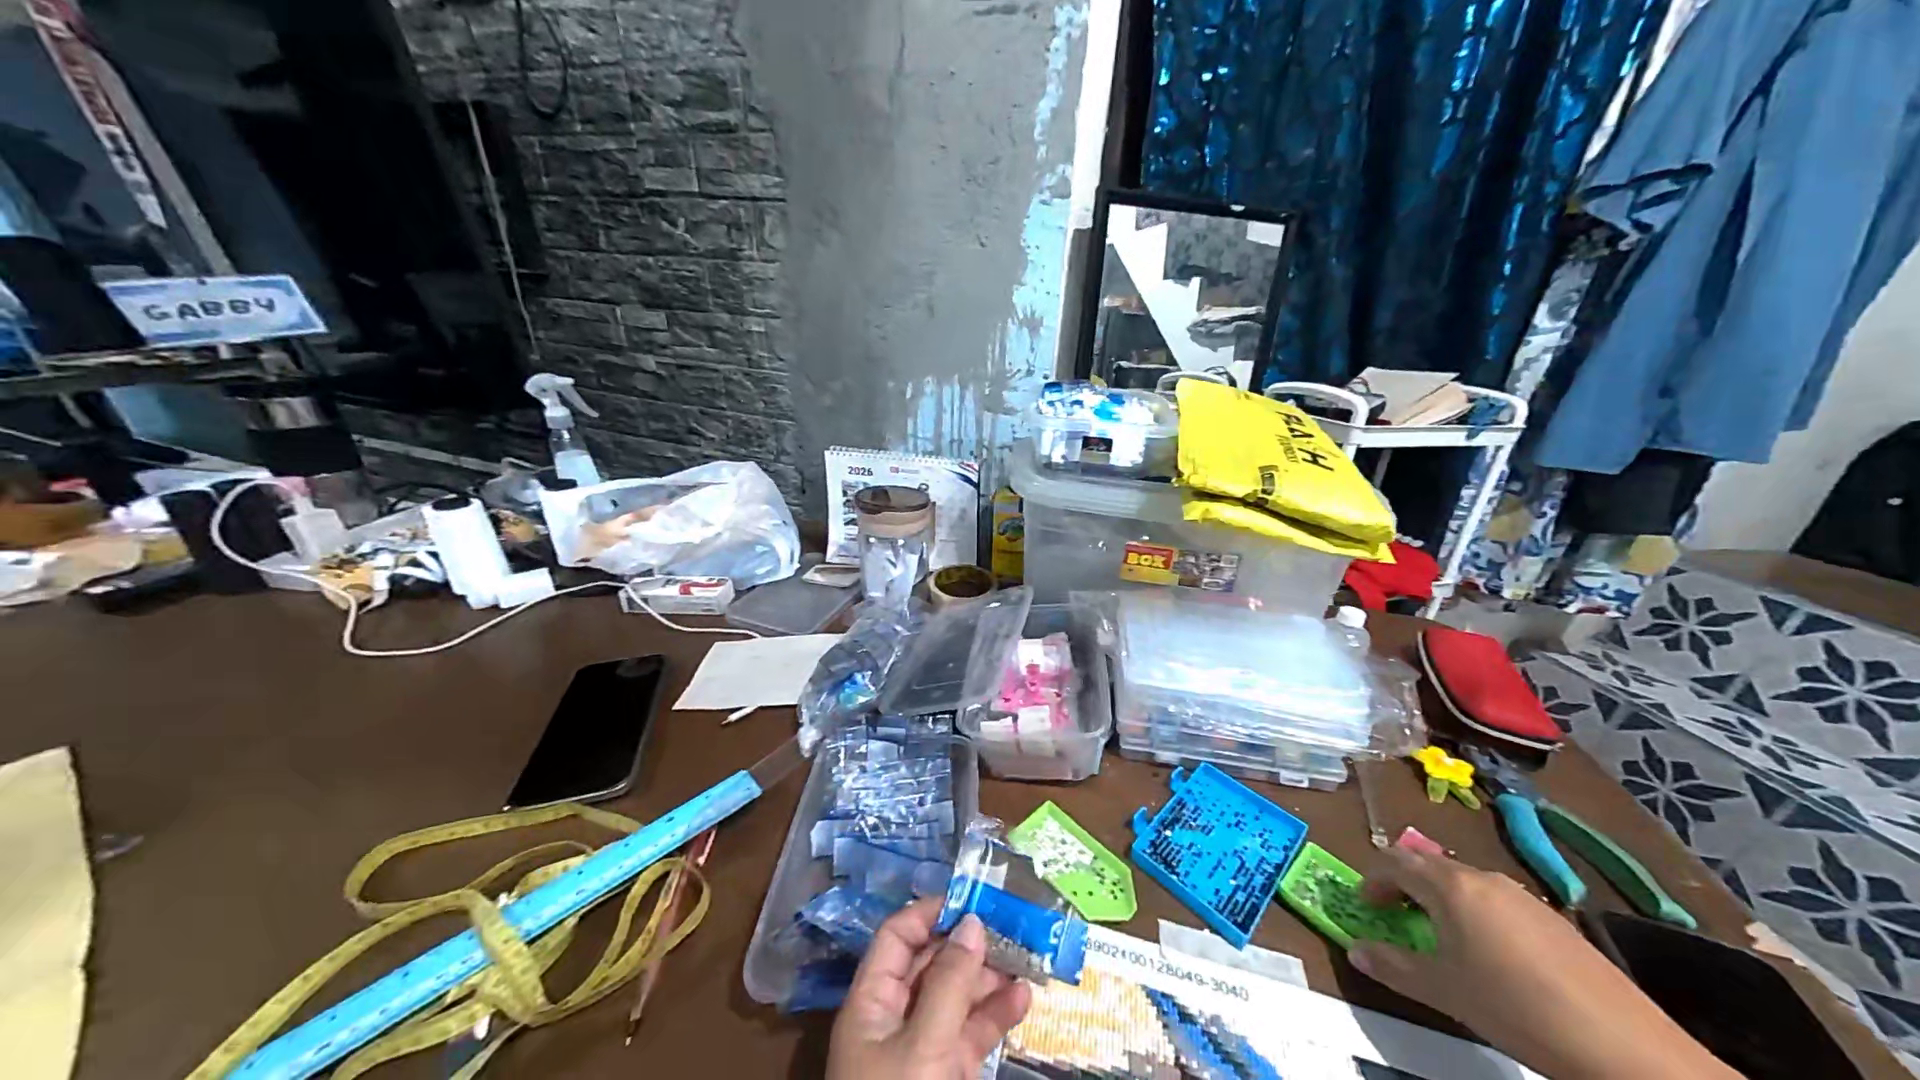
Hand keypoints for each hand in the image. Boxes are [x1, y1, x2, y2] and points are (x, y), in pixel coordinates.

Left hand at [827, 898, 1032, 1079]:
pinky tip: (1024, 998)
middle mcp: (895, 1017)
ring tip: (1027, 959)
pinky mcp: (947, 1074)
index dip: (931, 913)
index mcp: (872, 1001)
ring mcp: (922, 1047)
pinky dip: (997, 1015)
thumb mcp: (922, 1044)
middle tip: (1012, 926)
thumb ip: (949, 983)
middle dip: (970, 944)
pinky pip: (972, 1033)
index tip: (973, 897)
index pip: (898, 938)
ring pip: (957, 997)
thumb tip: (972, 922)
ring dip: (990, 977)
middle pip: (932, 964)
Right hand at [1349, 847, 1738, 1079]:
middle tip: (1393, 917)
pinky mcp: (1555, 921)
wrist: (1626, 1049)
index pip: (1395, 862)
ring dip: (1439, 900)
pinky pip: (1496, 902)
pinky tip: (1489, 956)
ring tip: (1438, 938)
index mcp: (1450, 886)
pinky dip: (1475, 914)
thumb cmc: (1515, 1008)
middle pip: (1429, 866)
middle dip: (1403, 886)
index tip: (1365, 906)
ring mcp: (1524, 897)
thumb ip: (1393, 966)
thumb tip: (1356, 950)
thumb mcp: (1443, 991)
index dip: (1373, 880)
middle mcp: (1484, 879)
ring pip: (1464, 884)